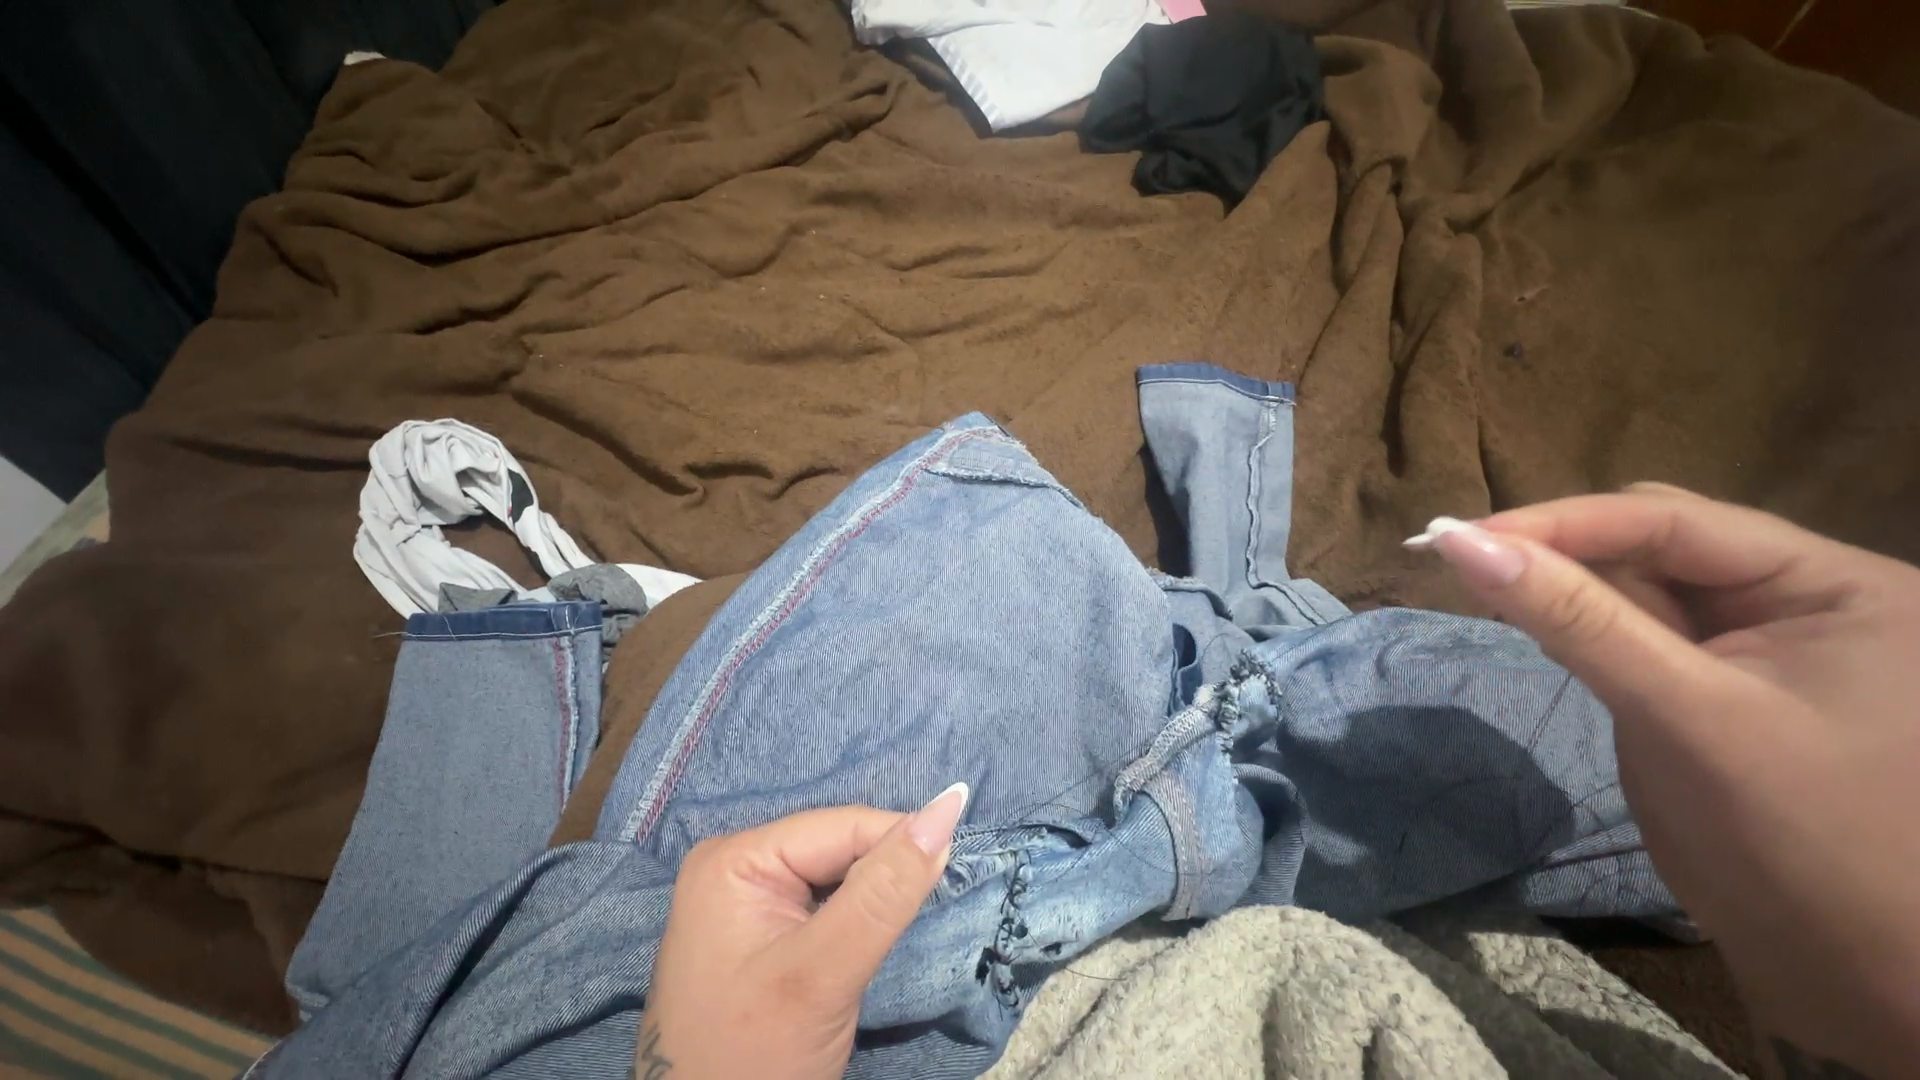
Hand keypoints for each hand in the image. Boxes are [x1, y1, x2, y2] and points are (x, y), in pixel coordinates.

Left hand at [640, 784, 969, 1079]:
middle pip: (839, 846)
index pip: (844, 826)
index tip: (950, 877)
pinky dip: (853, 917)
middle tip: (911, 922)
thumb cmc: (755, 1060)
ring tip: (884, 936)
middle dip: (883, 877)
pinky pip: (822, 899)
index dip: (902, 845)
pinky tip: (861, 943)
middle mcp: (736, 863)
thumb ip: (885, 891)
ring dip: (871, 899)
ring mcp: (745, 897)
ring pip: (837, 873)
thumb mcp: (823, 974)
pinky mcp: (759, 927)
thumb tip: (949, 805)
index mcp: (736, 858)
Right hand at [1417, 485, 1919, 1077]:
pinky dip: (1572, 619)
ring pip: (1635, 581)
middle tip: (1460, 558)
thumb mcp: (1679, 714)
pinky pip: (1632, 627)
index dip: (1560, 522)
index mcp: (1838, 586)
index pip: (1674, 519)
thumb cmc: (1795, 841)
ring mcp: (1756, 640)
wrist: (1857, 976)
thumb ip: (1573, 619)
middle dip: (1556, 545)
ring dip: (1557, 580)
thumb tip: (1460, 542)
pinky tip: (1525, 614)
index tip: (1459, 536)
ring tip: (1477, 579)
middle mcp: (1802, 596)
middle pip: (1654, 540)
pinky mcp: (1712, 680)